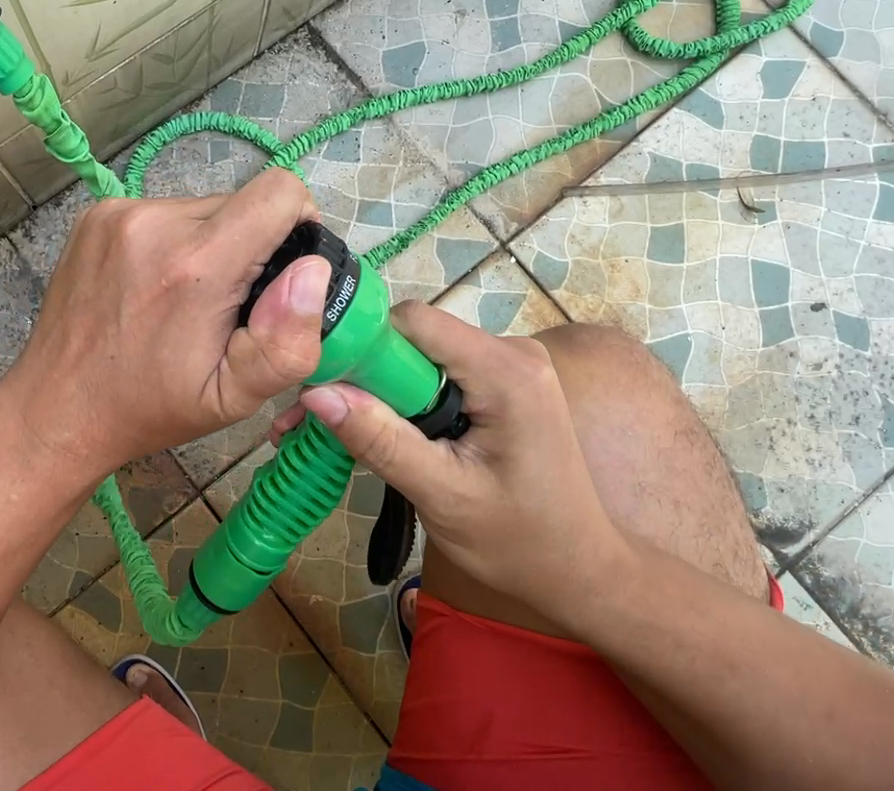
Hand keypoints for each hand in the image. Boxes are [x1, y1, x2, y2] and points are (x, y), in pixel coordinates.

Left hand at [0, 169, 331, 473]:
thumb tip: (313, 269)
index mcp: (195, 264)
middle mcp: (154, 222)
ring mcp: (118, 212)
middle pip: (240, 203)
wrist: (58, 406)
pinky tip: (151, 287)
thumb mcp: (233, 398)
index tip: (280, 271)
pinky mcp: (96, 214)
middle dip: (247, 247)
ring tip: (181, 300)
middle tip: (223, 305)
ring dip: (207, 245)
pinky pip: (162, 212)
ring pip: (200, 208)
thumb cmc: (151, 407)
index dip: (297, 224)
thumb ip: (287, 341)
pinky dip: (170, 242)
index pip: (279, 191)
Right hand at [285, 302, 630, 624]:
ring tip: (338, 431)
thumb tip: (314, 393)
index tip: (320, 384)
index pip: (413, 322)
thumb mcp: (442, 496)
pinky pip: (433, 373)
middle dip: (362, 374)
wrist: (579, 572)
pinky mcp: (498, 382)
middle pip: (412, 338)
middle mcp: (511, 351)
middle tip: (315, 418)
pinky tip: (381, 433)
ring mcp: (506, 364)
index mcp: (507, 371)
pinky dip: (401, 401)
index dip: (361, 344)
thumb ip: (380, 440)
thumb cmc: (520, 543)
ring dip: (377, 391)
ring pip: (417, 356)